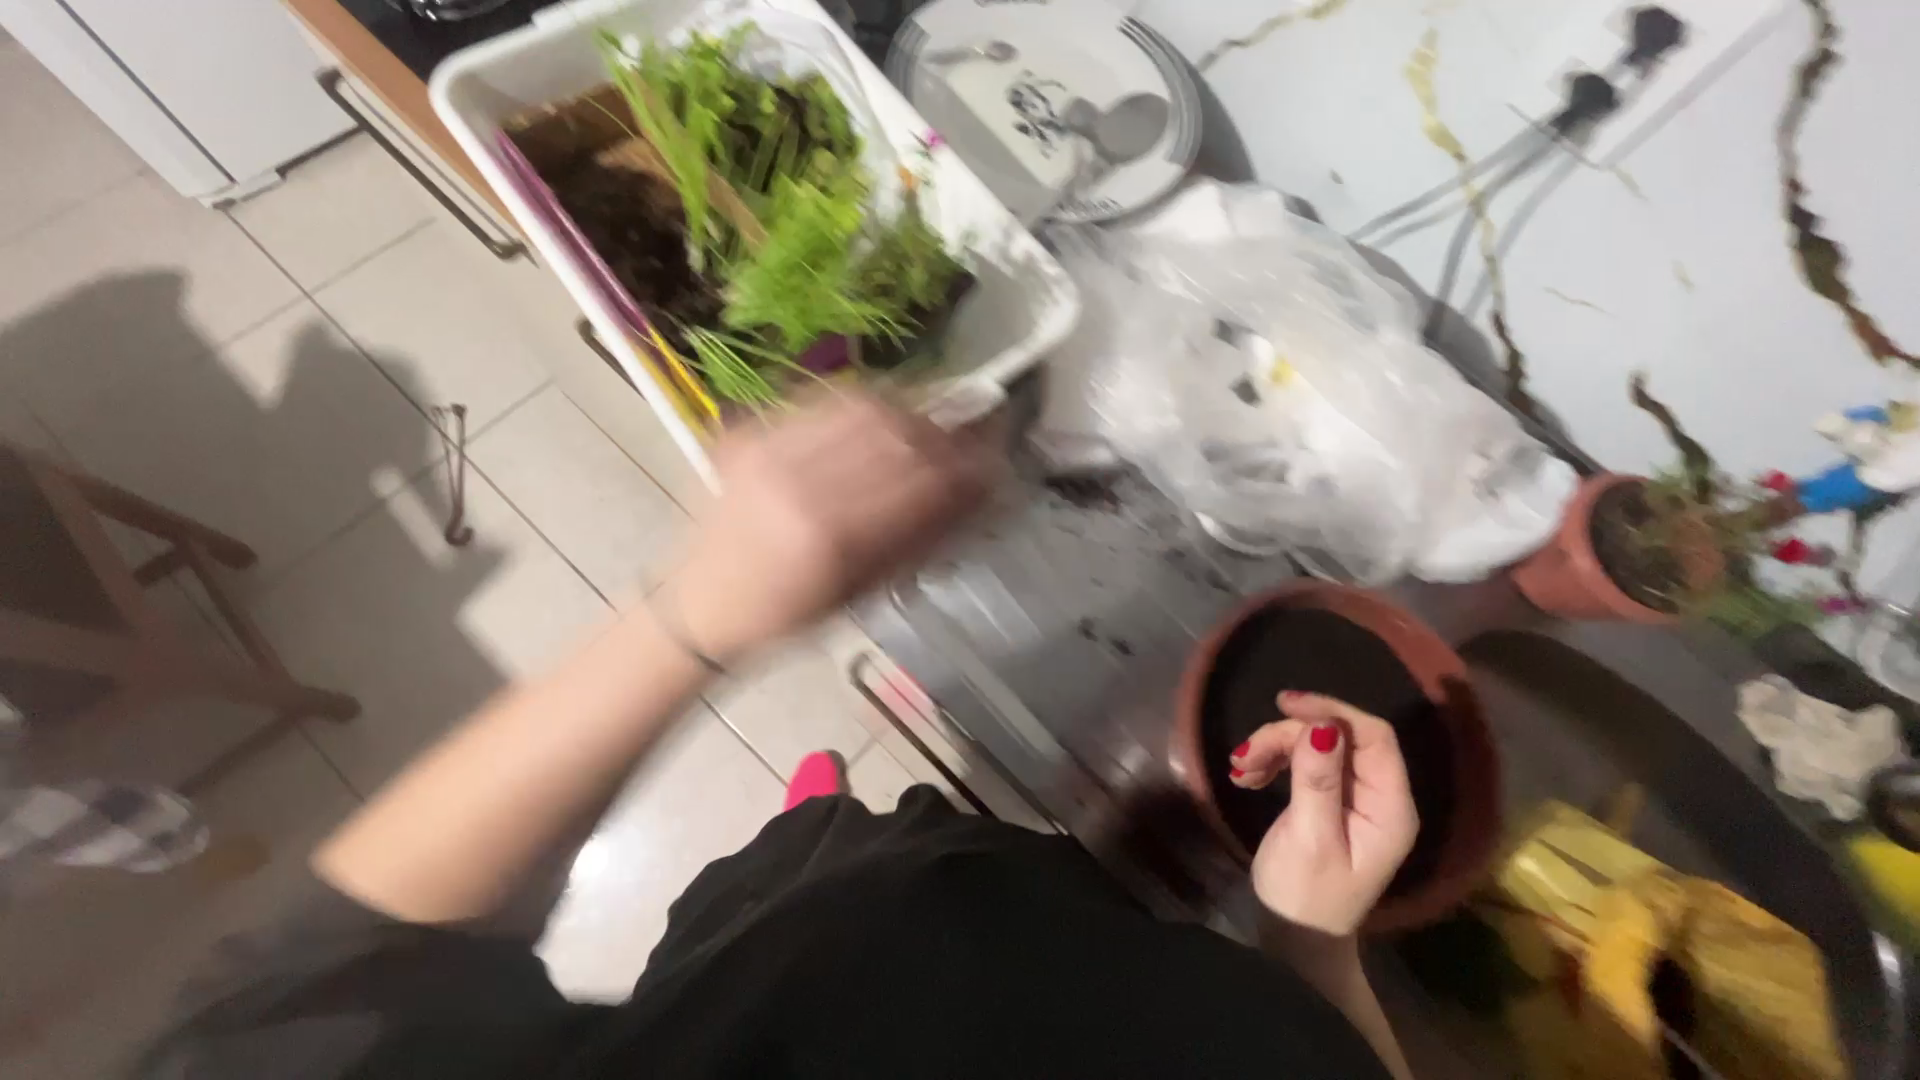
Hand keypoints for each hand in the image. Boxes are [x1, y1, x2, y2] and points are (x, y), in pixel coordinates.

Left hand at [661, 391, 993, 660]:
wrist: (701, 605)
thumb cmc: (787, 618)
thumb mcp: (862, 594)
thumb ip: (921, 539)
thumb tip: (978, 494)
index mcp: (830, 539)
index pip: (921, 481)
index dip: (968, 465)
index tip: (995, 461)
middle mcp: (798, 483)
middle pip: (896, 430)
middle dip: (945, 430)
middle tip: (968, 440)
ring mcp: (769, 451)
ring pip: (863, 403)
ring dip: (910, 408)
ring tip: (929, 426)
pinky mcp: (751, 433)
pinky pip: (822, 399)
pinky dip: (865, 401)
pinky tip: (883, 417)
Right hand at [1231, 692, 1418, 937]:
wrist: (1293, 939)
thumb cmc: (1305, 893)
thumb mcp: (1309, 836)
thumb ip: (1318, 779)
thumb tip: (1322, 726)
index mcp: (1390, 806)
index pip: (1373, 736)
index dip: (1332, 711)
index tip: (1285, 705)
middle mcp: (1379, 796)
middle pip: (1338, 737)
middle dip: (1289, 736)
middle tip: (1245, 754)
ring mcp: (1354, 799)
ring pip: (1316, 746)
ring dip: (1274, 748)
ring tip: (1240, 770)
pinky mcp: (1327, 802)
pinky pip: (1303, 764)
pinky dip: (1273, 761)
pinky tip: (1246, 776)